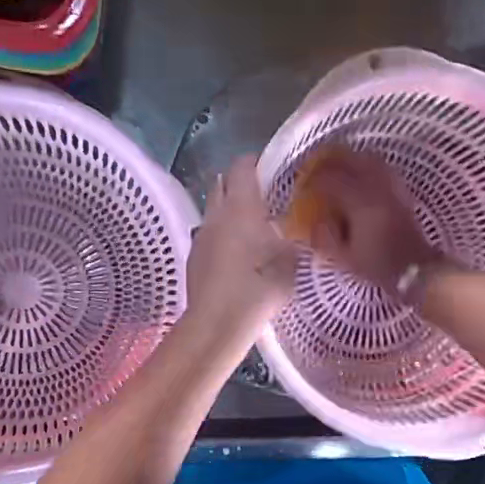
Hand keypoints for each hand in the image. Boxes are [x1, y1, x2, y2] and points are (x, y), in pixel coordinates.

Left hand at [185, 156, 297, 334]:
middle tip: (261, 195)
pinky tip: (235, 254)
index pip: (241, 167)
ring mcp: (200, 236)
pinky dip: (221, 236)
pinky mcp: (193, 258)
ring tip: (250, 227)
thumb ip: (291, 240)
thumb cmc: (260, 286)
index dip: (254, 162)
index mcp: (241, 206)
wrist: (218, 321)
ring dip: (229, 212)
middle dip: (238, 184)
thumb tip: (290, 233)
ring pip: (214, 212)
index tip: (269, 166)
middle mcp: (216, 214)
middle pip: (221, 185)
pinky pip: (209, 236)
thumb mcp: (291, 261)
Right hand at [295, 148, 450, 296]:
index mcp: (360, 203)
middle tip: (317, 165)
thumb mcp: (343, 256)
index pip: (332, 180)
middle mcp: (377, 189)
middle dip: (332, 160)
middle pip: (353, 161)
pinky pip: (382, 169)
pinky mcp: (402, 193)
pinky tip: (360, 174)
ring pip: (370, 161)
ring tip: (338, 164)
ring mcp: (392, 189)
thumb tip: (315, 220)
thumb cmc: (378, 266)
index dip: (314, 179)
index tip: (302, 184)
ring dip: (352, 158)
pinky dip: (367, 166)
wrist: (416, 270)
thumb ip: (325, 236)